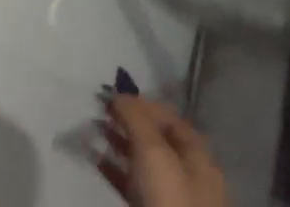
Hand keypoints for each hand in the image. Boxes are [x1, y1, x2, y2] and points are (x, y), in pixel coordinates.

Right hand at [98, 96, 228, 206]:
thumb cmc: (169, 195)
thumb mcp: (154, 152)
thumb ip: (136, 119)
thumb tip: (119, 93)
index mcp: (197, 157)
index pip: (173, 121)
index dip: (145, 104)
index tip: (115, 94)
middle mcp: (186, 172)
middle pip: (155, 138)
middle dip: (127, 120)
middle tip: (100, 108)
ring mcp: (168, 191)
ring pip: (140, 157)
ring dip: (116, 139)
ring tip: (91, 126)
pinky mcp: (148, 204)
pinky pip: (127, 177)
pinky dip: (109, 163)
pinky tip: (92, 155)